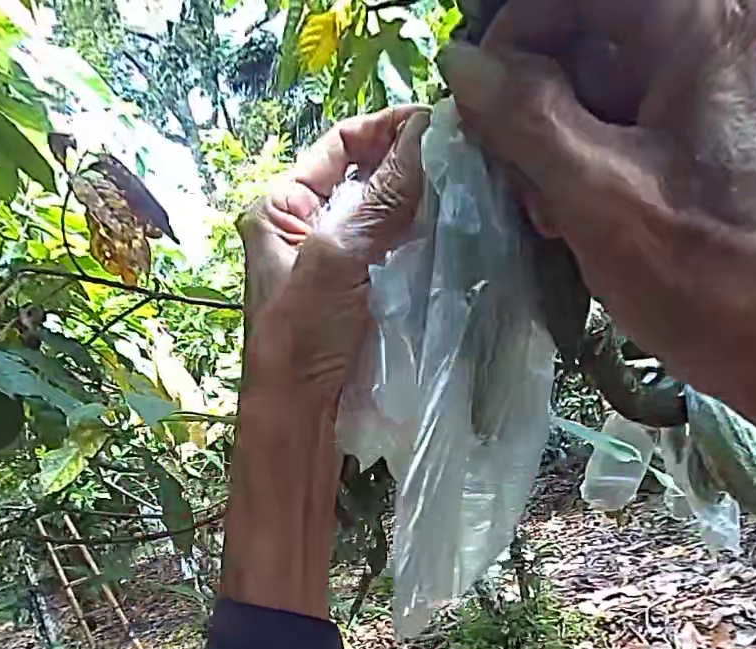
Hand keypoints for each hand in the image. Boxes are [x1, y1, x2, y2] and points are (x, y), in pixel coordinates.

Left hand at [223, 106, 428, 618]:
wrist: (303, 419)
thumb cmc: (303, 337)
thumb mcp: (335, 257)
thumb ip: (383, 196)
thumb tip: (431, 131)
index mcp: (282, 207)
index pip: (342, 144)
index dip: (389, 128)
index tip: (443, 123)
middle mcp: (310, 230)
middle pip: (371, 180)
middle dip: (416, 168)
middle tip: (470, 159)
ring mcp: (341, 267)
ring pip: (391, 219)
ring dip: (427, 207)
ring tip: (473, 192)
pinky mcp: (366, 298)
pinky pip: (401, 257)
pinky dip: (427, 245)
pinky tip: (459, 237)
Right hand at [440, 0, 755, 494]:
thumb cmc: (703, 279)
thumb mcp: (598, 199)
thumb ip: (525, 118)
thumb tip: (463, 66)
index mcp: (710, 17)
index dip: (512, 42)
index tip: (479, 112)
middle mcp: (742, 12)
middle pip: (599, 28)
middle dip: (543, 102)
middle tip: (525, 183)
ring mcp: (750, 58)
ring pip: (620, 69)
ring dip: (571, 136)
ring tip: (558, 210)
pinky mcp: (746, 106)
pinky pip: (652, 103)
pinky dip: (609, 149)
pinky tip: (594, 206)